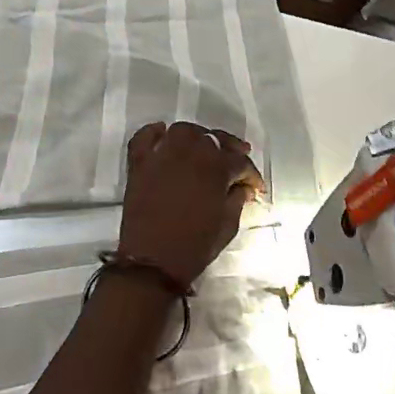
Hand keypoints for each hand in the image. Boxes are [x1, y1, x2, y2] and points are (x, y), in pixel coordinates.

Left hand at [117, 122, 263, 285]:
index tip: (255, 187)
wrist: (152, 261)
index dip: (251, 174)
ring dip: (197, 137)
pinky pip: (144, 137)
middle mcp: (190, 153)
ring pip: (183, 132)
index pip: (239, 162)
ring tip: (204, 148)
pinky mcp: (139, 163)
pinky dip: (154, 133)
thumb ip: (237, 199)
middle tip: (236, 160)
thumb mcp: (227, 225)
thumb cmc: (195, 246)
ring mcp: (161, 155)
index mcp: (216, 168)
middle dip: (229, 149)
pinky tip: (163, 133)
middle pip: (213, 139)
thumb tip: (242, 187)